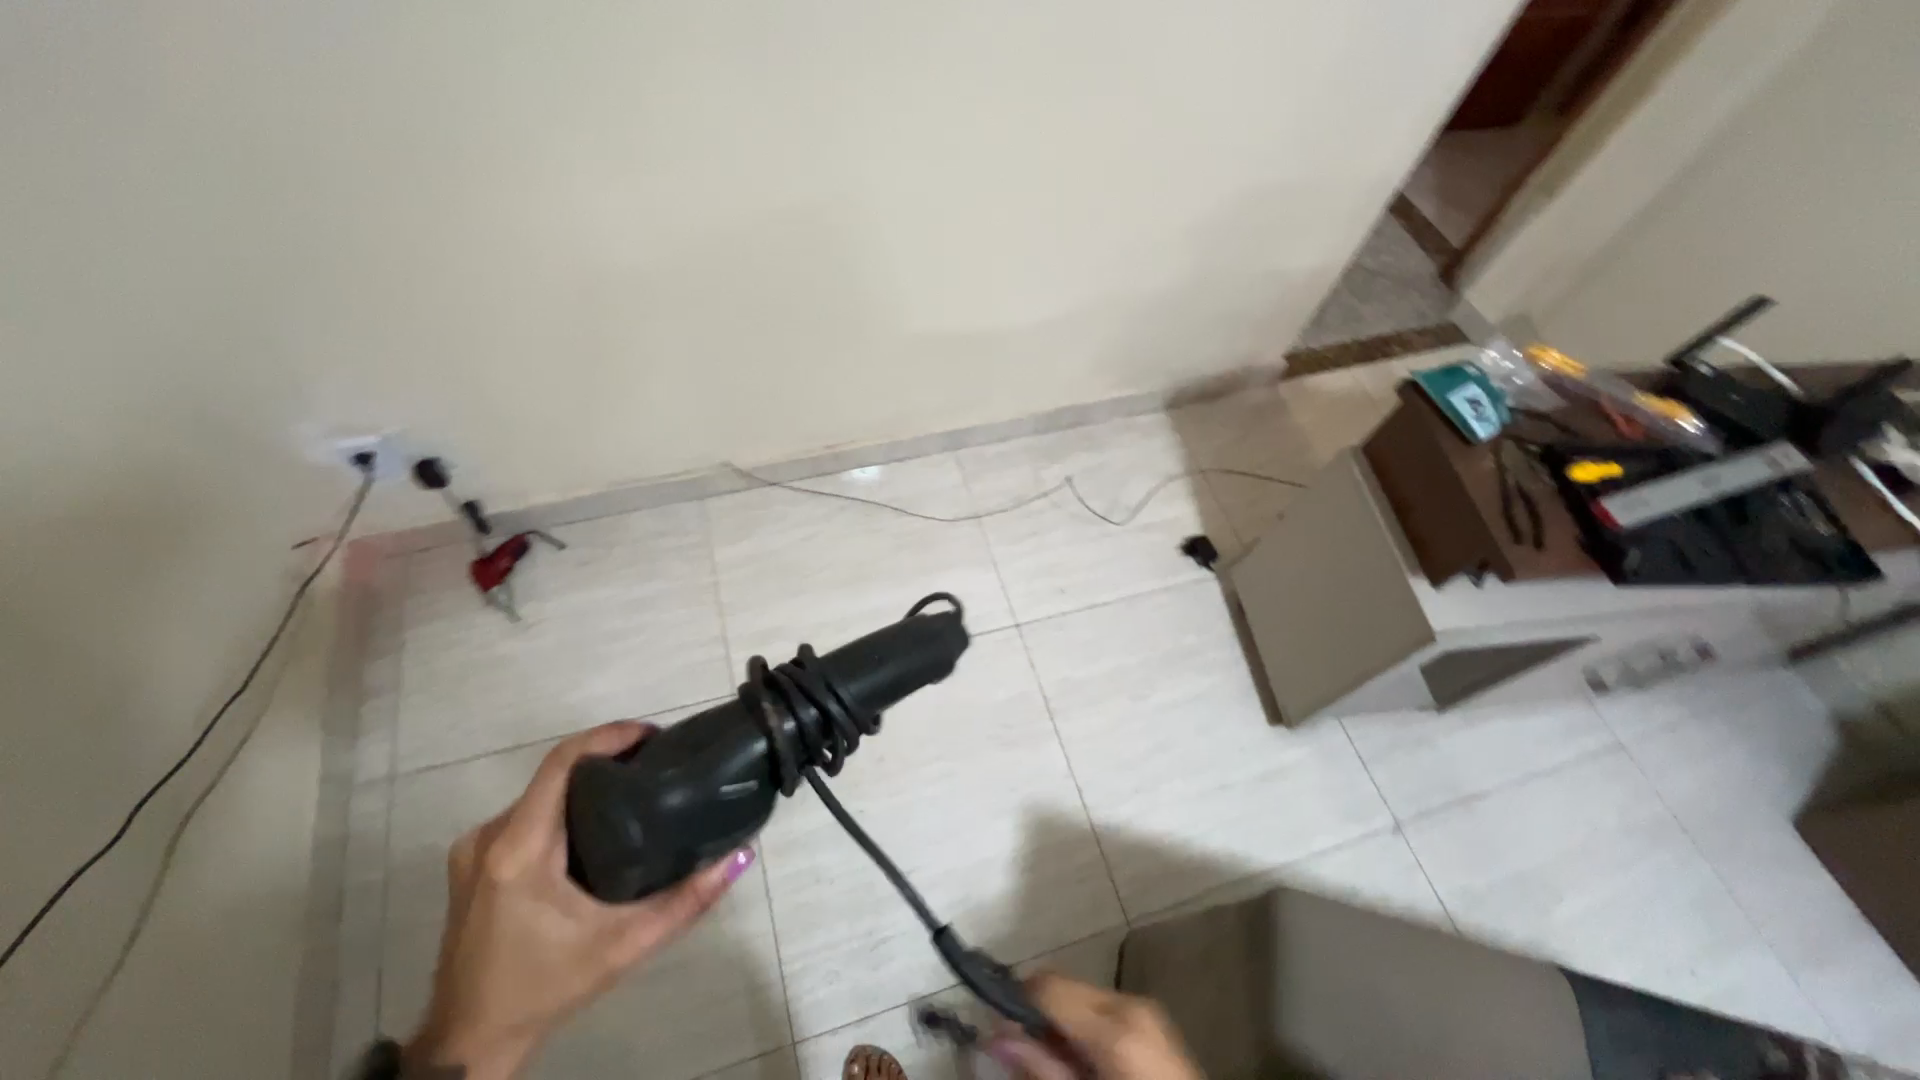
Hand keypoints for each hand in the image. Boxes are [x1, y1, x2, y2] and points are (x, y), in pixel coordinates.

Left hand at [404, 721, 754, 1079]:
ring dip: (585, 787)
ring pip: (539, 797)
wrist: (470, 1040)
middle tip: (657, 765)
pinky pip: (525, 818)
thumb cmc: (548, 989)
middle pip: (553, 776)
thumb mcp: (626, 946)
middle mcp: (489, 837)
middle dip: (606, 760)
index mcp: (519, 848)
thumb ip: (687, 901)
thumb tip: (740, 855)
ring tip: (636, 791)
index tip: (652, 733)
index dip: (608, 736)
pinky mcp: (472, 865)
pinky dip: (563, 809)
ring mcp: (474, 851)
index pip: (561, 763)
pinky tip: (598, 826)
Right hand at [988, 973, 1202, 1079]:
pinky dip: (1081, 1024)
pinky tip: (1082, 1058)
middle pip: (1060, 984)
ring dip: (1058, 1017)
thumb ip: (1040, 1069)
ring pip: (1078, 993)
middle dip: (1035, 1012)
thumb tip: (994, 1035)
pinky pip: (1100, 1006)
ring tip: (1057, 1060)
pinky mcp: (1149, 1017)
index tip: (996, 1031)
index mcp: (1112, 1026)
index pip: (1044, 986)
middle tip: (1024, 1052)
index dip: (1013, 1003)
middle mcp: (1127, 1002)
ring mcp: (1143, 1006)